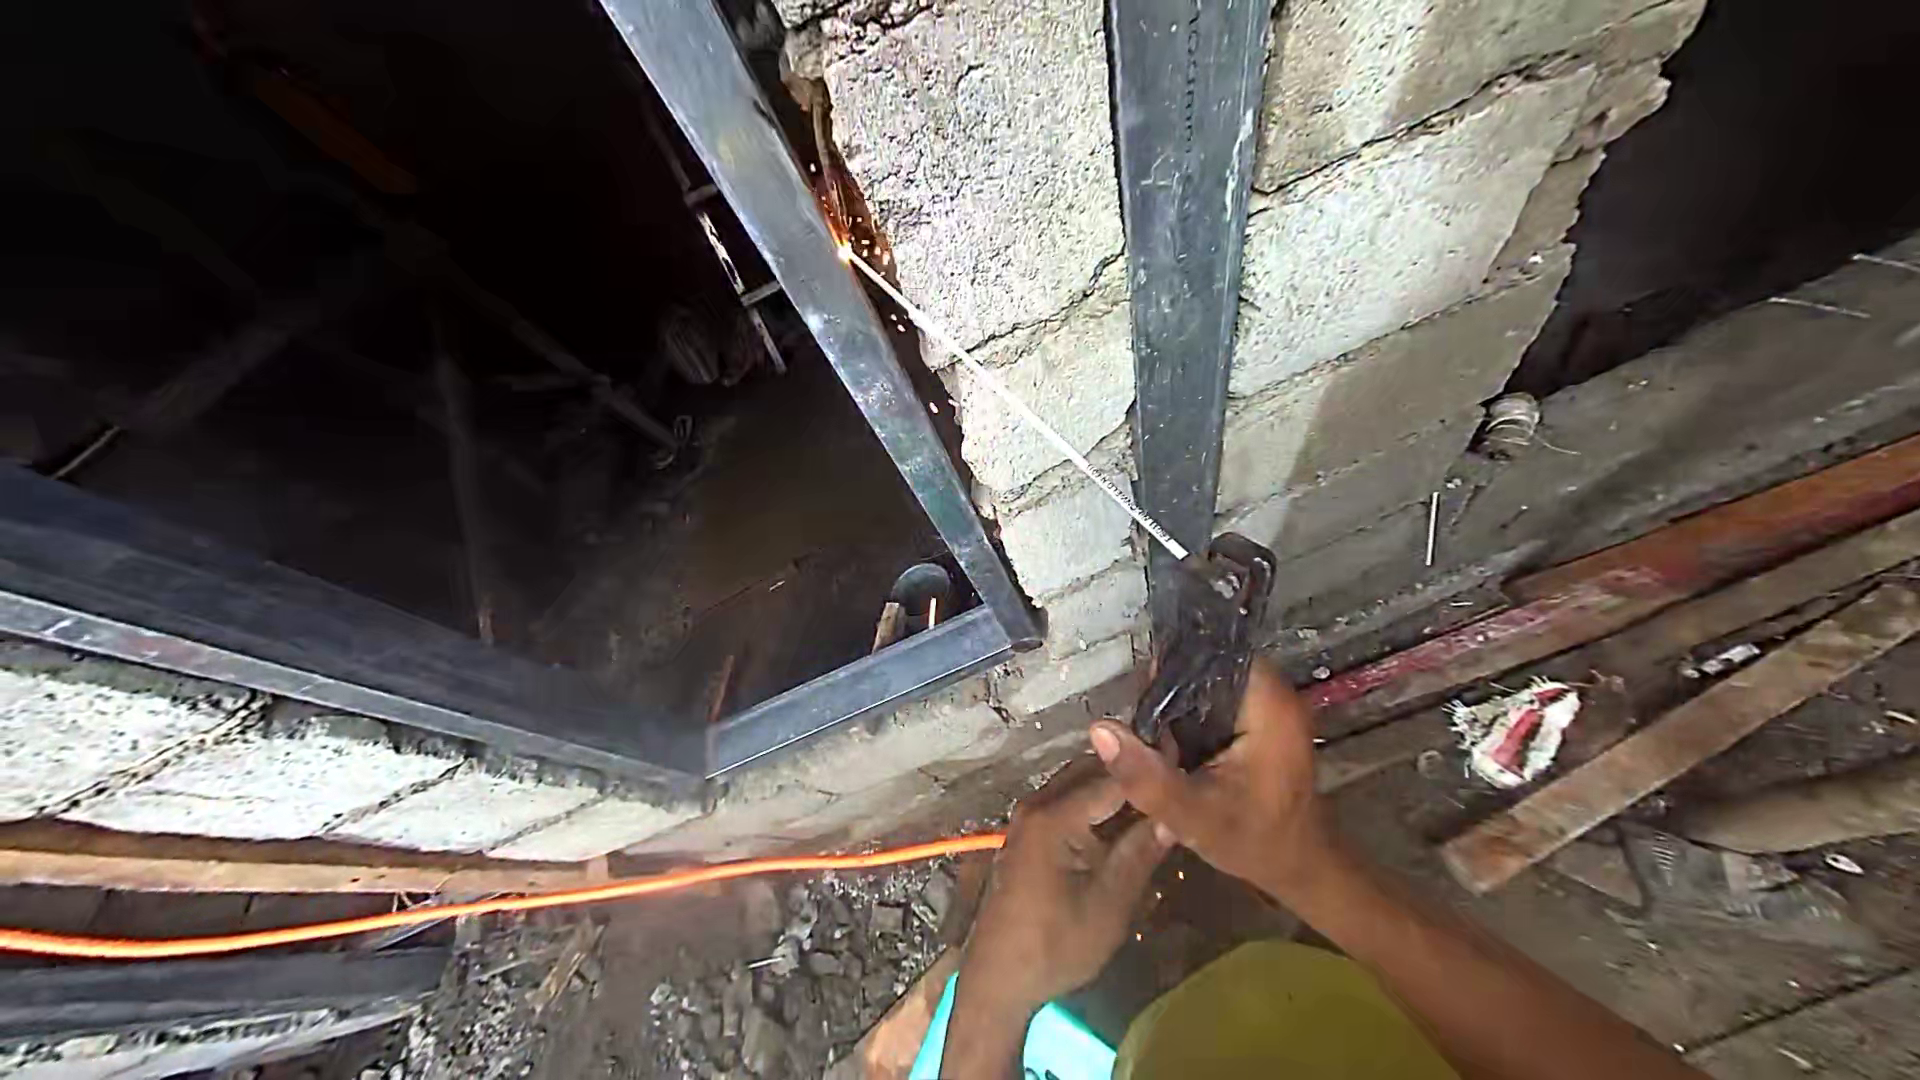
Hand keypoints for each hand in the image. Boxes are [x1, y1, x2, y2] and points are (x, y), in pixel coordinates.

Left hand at [959, 758, 1171, 1014]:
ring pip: (1079, 782)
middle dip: (1131, 773)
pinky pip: (1067, 799)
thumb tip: (1172, 814)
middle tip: (1174, 778)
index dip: (1148, 771)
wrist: (999, 976)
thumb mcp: (1108, 905)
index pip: (1110, 777)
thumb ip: (1139, 853)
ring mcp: (1028, 814)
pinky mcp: (1029, 829)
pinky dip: (1096, 802)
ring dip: (1114, 786)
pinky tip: (1124, 818)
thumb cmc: (1055, 945)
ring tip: (1156, 795)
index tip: (1183, 768)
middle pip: (1091, 770)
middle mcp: (1036, 803)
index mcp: (1053, 816)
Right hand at [1089, 661, 1339, 901]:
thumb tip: (1099, 729)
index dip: (1171, 667)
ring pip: (1208, 680)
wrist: (1299, 868)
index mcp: (1267, 704)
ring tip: (1154, 732)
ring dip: (1177, 700)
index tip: (1142, 695)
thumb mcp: (1194, 815)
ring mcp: (1270, 704)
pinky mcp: (1261, 717)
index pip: (1210, 654)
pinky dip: (1192, 713)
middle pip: (1206, 664)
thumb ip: (1146, 776)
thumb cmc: (1254, 840)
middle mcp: (1274, 693)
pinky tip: (1174, 741)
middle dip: (1168, 687)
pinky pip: (1216, 696)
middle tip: (1142, 720)